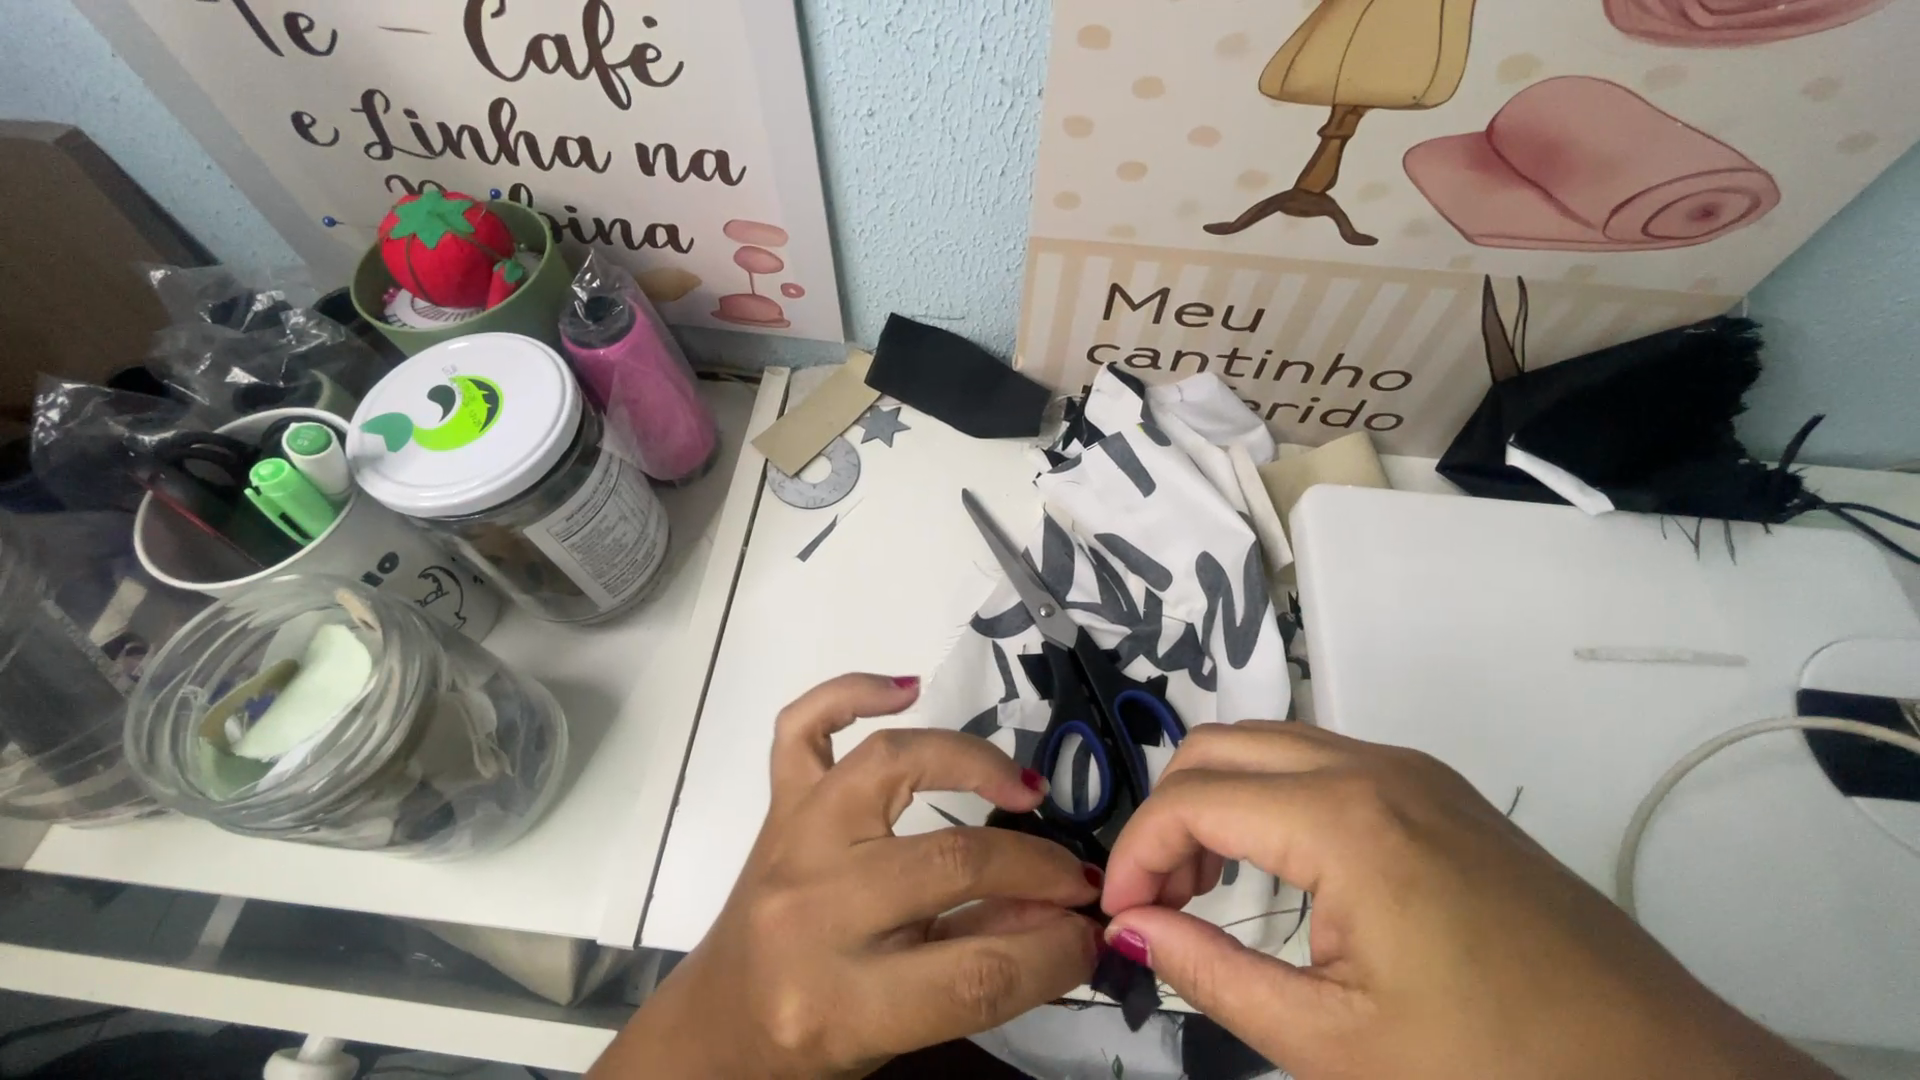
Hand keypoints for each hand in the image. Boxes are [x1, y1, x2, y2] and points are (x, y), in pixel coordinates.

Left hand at [593, 674, 1101, 1079]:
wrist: (722, 1020)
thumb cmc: (815, 1034)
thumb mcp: (907, 1030)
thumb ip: (989, 965)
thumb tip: (1070, 918)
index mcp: (840, 999)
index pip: (977, 973)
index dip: (1056, 950)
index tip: (1091, 929)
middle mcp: (810, 909)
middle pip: (949, 863)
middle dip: (1036, 867)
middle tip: (1075, 873)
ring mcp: (791, 840)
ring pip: (887, 765)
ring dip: (972, 764)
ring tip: (1021, 786)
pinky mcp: (777, 804)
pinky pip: (801, 727)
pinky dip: (850, 693)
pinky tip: (905, 687)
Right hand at [1100, 722, 1837, 1079]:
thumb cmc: (1499, 1074)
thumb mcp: (1333, 1046)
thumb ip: (1210, 973)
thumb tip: (1125, 926)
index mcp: (1342, 819)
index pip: (1191, 800)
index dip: (1135, 852)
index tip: (1120, 916)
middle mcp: (1369, 764)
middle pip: (1217, 747)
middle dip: (1166, 814)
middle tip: (1158, 898)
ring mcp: (1409, 766)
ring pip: (1264, 743)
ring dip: (1214, 798)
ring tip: (1204, 884)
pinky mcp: (1434, 785)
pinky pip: (1315, 760)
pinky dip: (1266, 795)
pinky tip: (1275, 865)